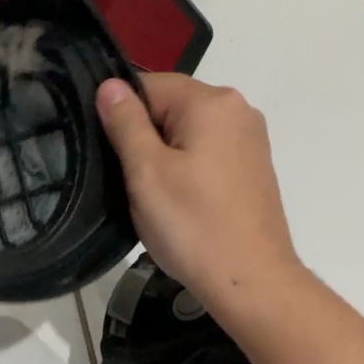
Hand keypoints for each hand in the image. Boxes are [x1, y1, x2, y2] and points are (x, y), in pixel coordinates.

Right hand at [96, 75, 307, 307]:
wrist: (248, 278)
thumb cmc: (192, 226)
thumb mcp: (146, 173)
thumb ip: (126, 125)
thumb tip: (110, 85)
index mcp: (211, 102)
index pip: (151, 85)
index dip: (122, 116)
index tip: (111, 157)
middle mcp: (238, 110)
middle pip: (173, 110)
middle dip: (145, 141)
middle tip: (129, 186)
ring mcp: (251, 141)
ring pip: (190, 137)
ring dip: (165, 162)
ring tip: (154, 202)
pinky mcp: (253, 171)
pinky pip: (208, 159)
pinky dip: (188, 176)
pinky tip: (181, 209)